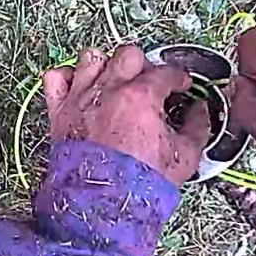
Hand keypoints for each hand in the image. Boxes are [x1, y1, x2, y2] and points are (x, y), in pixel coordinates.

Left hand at [43, 45, 212, 183]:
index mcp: (140, 98)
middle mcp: (108, 91)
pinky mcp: (58, 110)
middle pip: (127, 54)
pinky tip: (79, 87)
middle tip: (146, 82)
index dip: (178, 78)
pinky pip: (54, 77)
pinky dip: (66, 77)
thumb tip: (200, 112)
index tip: (179, 86)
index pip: (165, 72)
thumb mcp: (185, 156)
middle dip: (141, 64)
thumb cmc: (138, 181)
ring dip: (104, 64)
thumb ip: (198, 127)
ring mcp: (80, 98)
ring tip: (112, 80)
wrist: (101, 201)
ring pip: (90, 57)